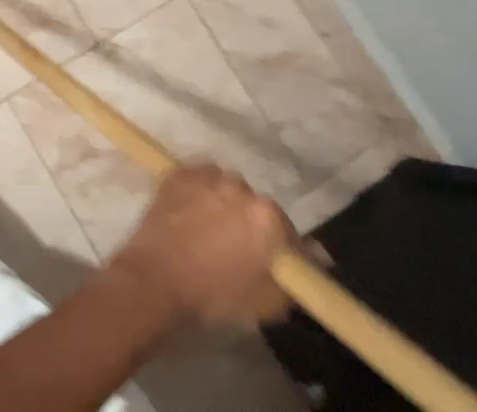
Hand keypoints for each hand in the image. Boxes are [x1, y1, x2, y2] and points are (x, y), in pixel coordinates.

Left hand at [112, 165, 294, 326]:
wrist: (157, 280)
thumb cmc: (217, 295)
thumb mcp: (270, 301)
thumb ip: (297, 276)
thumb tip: (318, 256)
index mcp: (269, 217)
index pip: (288, 230)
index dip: (281, 248)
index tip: (270, 261)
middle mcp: (241, 189)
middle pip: (255, 204)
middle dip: (250, 221)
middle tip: (236, 243)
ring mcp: (206, 178)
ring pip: (226, 187)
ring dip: (224, 201)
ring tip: (210, 224)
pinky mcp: (177, 175)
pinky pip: (198, 177)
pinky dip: (200, 189)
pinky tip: (192, 208)